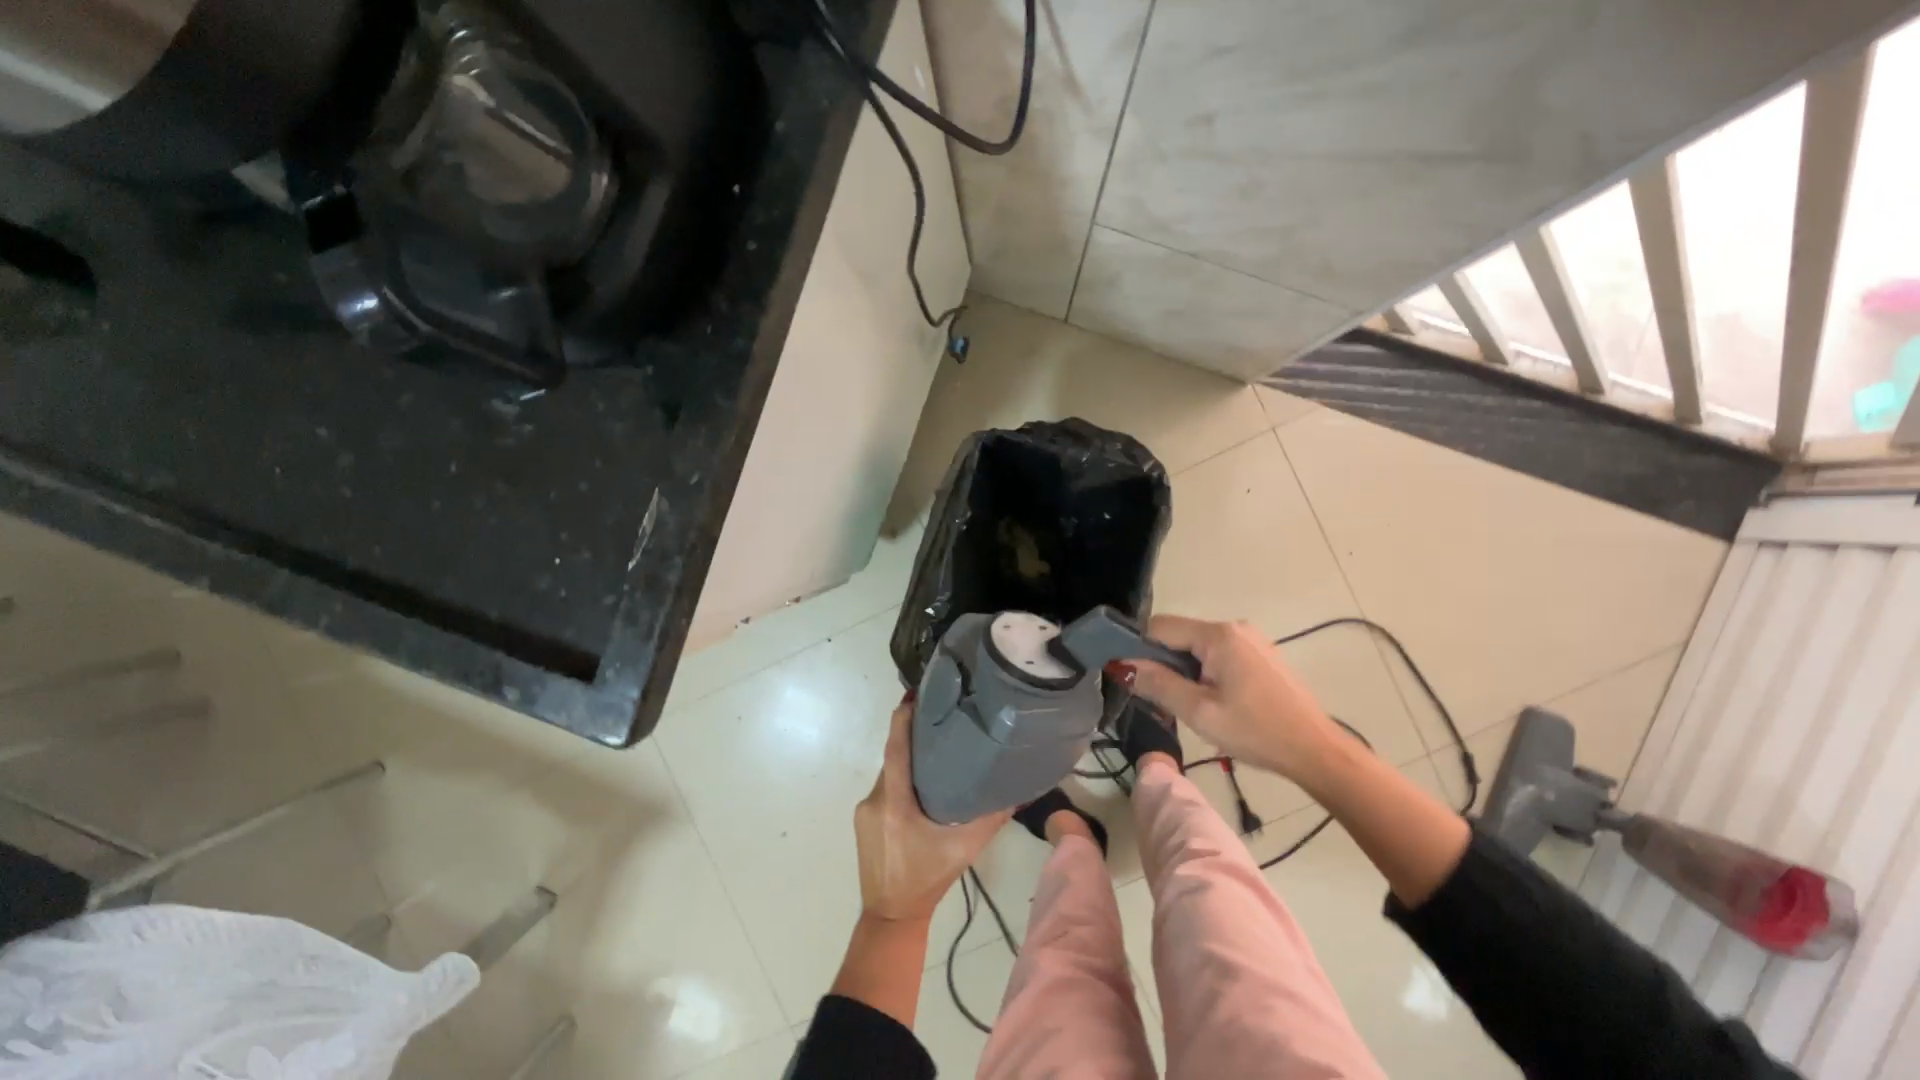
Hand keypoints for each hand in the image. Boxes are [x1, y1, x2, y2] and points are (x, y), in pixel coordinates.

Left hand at [854, 699, 1009, 922]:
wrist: (891, 914)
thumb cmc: (929, 879)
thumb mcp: (965, 849)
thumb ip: (991, 818)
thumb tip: (1021, 792)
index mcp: (895, 804)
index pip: (895, 750)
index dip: (902, 720)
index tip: (914, 695)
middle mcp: (875, 801)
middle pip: (892, 758)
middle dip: (912, 738)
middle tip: (939, 718)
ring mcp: (865, 811)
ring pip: (888, 774)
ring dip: (907, 761)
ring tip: (935, 748)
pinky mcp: (863, 820)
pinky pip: (883, 789)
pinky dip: (900, 780)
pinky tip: (921, 783)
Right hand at [1127, 614, 1339, 780]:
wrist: (1314, 750)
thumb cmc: (1255, 731)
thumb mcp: (1199, 712)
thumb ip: (1158, 684)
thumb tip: (1121, 665)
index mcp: (1218, 635)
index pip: (1160, 627)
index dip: (1140, 651)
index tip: (1136, 682)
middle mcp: (1234, 627)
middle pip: (1179, 636)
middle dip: (1164, 666)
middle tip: (1164, 704)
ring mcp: (1250, 640)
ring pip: (1198, 648)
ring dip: (1185, 673)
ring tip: (1192, 709)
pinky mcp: (1260, 655)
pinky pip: (1218, 656)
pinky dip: (1206, 675)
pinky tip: (1215, 705)